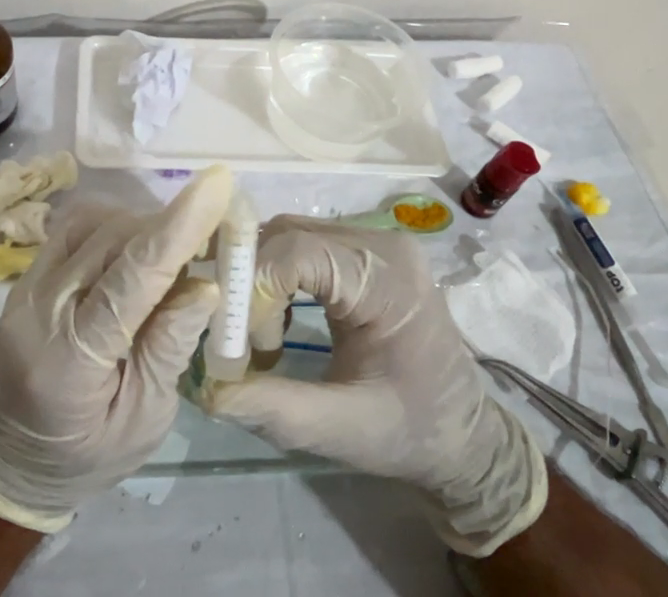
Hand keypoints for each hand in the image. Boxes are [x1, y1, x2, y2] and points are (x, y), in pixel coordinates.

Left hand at [0, 166, 231, 532]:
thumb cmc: (86, 456)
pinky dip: (112, 229)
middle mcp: (41, 309)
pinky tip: (134, 253)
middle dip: (168, 229)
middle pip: (114, 241)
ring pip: (91, 225)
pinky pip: (72, 231)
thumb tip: (206, 284)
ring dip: (140, 227)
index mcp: (72, 357)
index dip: (177, 228)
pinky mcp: (25, 279)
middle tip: (211, 242)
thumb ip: (169, 348)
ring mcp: (26, 289)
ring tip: (173, 255)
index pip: (132, 277)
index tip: (216, 185)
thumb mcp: (143, 418)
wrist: (7, 463)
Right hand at [202, 215, 548, 555]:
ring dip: (259, 278)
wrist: (462, 434)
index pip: (296, 251)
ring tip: (257, 335)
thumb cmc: (408, 431)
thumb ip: (272, 407)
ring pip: (289, 233)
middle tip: (238, 339)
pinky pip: (303, 243)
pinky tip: (276, 318)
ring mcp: (375, 241)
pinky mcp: (364, 251)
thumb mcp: (339, 430)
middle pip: (288, 234)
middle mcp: (382, 243)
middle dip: (250, 282)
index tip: (239, 343)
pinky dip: (276, 274)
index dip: (253, 287)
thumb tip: (205, 389)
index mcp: (388, 280)